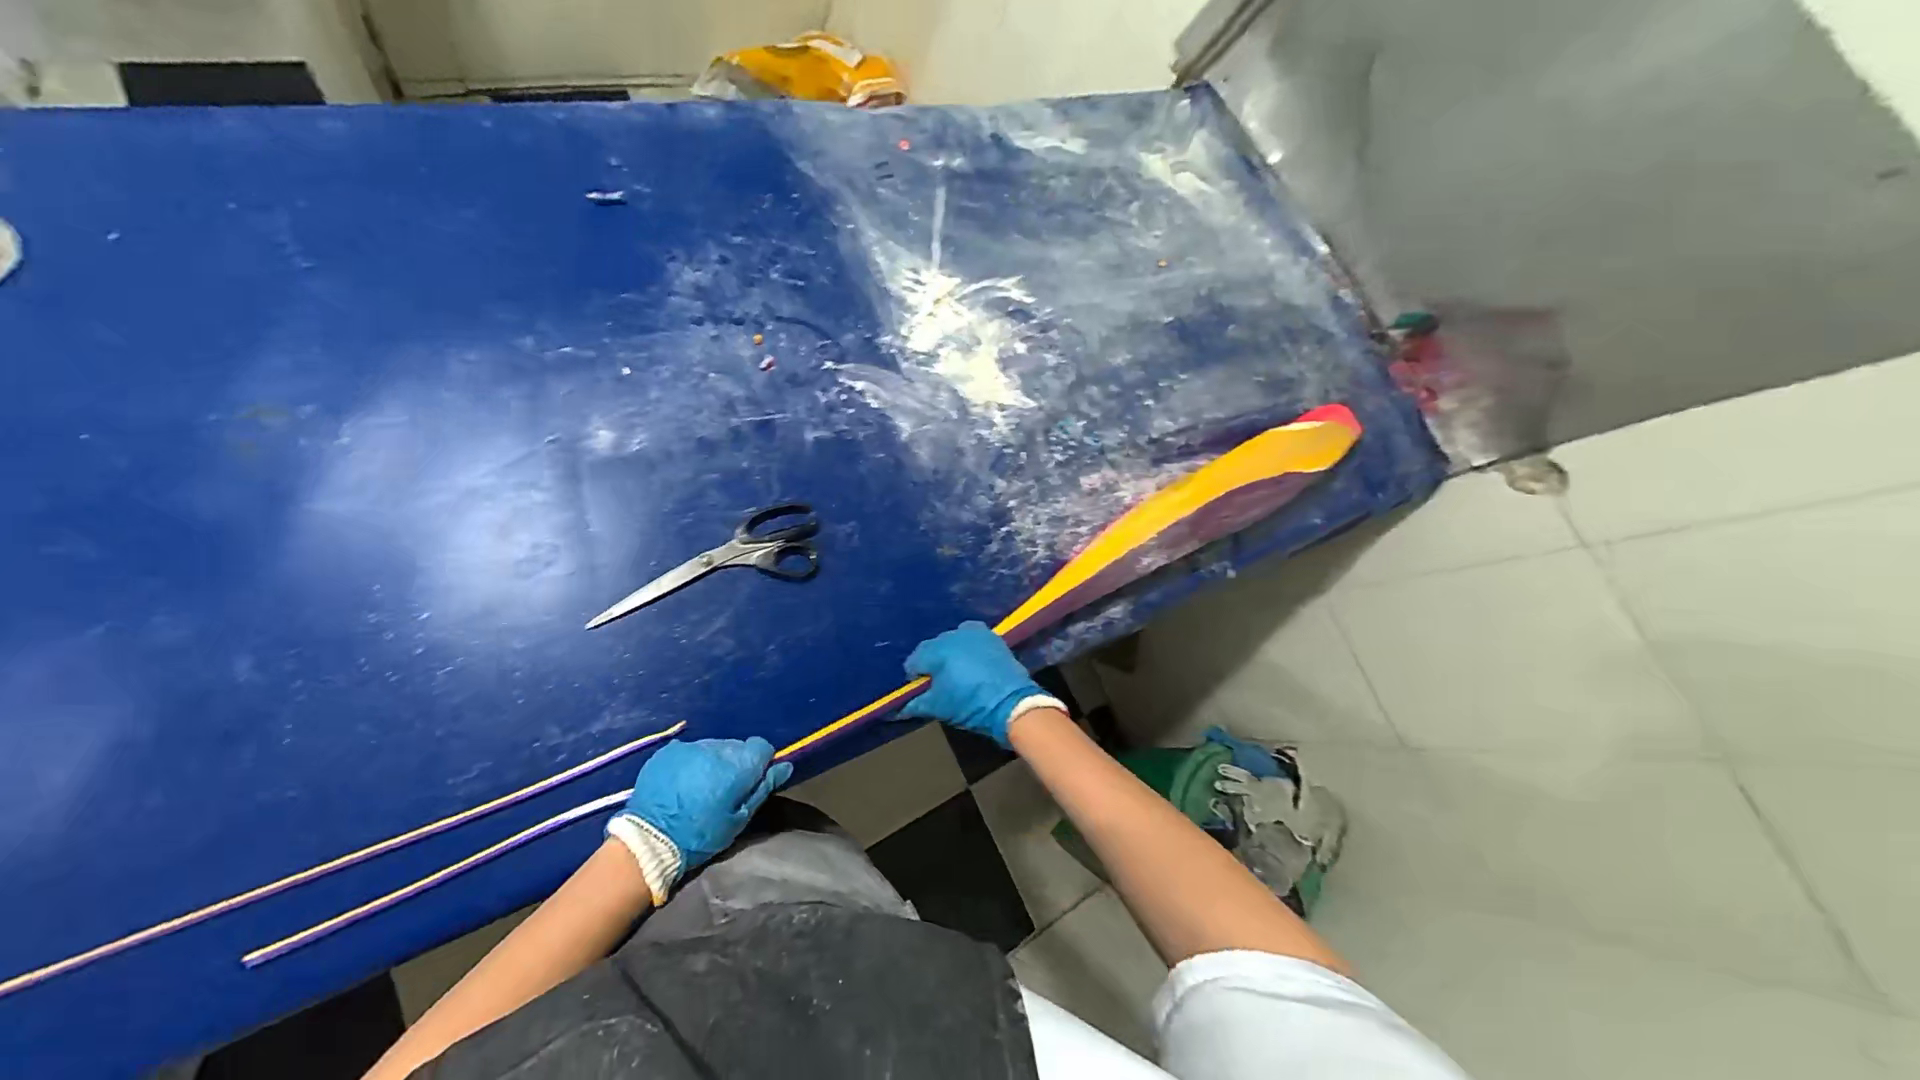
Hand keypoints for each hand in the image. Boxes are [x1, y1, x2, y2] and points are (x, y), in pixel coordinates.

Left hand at [607, 737, 791, 901]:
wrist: (648, 842)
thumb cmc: (700, 836)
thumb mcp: (738, 819)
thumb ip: (763, 788)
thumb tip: (785, 766)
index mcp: (737, 765)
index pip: (761, 746)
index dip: (760, 763)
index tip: (750, 781)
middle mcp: (716, 748)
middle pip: (737, 746)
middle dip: (736, 763)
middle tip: (724, 789)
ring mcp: (689, 747)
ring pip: (714, 747)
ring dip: (714, 761)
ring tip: (701, 787)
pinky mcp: (667, 751)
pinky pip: (690, 751)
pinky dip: (692, 762)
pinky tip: (683, 783)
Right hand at [899, 621, 1060, 745]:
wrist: (1012, 703)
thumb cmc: (970, 705)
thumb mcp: (939, 707)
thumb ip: (916, 704)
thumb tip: (901, 708)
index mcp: (936, 650)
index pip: (914, 660)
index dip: (915, 676)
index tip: (921, 689)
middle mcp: (952, 635)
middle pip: (933, 647)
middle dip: (933, 662)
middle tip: (939, 682)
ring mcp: (974, 633)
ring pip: (953, 640)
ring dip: (951, 653)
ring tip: (958, 672)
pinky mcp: (992, 636)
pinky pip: (973, 639)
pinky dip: (969, 648)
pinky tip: (974, 663)